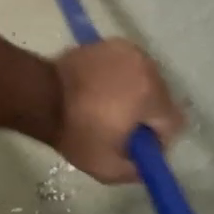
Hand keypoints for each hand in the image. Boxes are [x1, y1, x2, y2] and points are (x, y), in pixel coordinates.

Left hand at [50, 40, 185, 183]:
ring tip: (108, 107)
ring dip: (135, 95)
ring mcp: (129, 51)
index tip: (137, 146)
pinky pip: (128, 66)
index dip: (158, 140)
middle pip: (161, 99)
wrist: (40, 95)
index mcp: (152, 95)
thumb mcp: (105, 167)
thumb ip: (135, 170)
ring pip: (146, 81)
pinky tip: (101, 90)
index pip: (173, 123)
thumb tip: (147, 165)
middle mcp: (147, 68)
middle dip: (146, 116)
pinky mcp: (111, 43)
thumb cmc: (75, 131)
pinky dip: (121, 78)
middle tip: (120, 128)